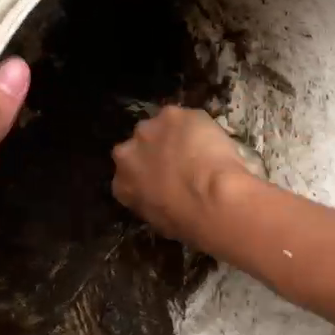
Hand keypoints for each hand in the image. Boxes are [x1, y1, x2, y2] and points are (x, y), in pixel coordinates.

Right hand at [111, 106, 256, 250]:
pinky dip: (198, 127)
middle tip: (181, 162)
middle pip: (141, 143)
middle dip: (156, 149)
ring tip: (200, 150)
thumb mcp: (159, 221)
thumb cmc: (188, 221)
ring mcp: (150, 127)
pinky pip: (186, 119)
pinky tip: (213, 142)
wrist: (213, 200)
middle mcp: (128, 150)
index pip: (128, 173)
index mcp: (122, 181)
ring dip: (176, 135)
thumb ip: (150, 199)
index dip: (146, 172)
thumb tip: (160, 194)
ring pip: (163, 126)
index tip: (162, 178)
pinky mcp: (174, 114)